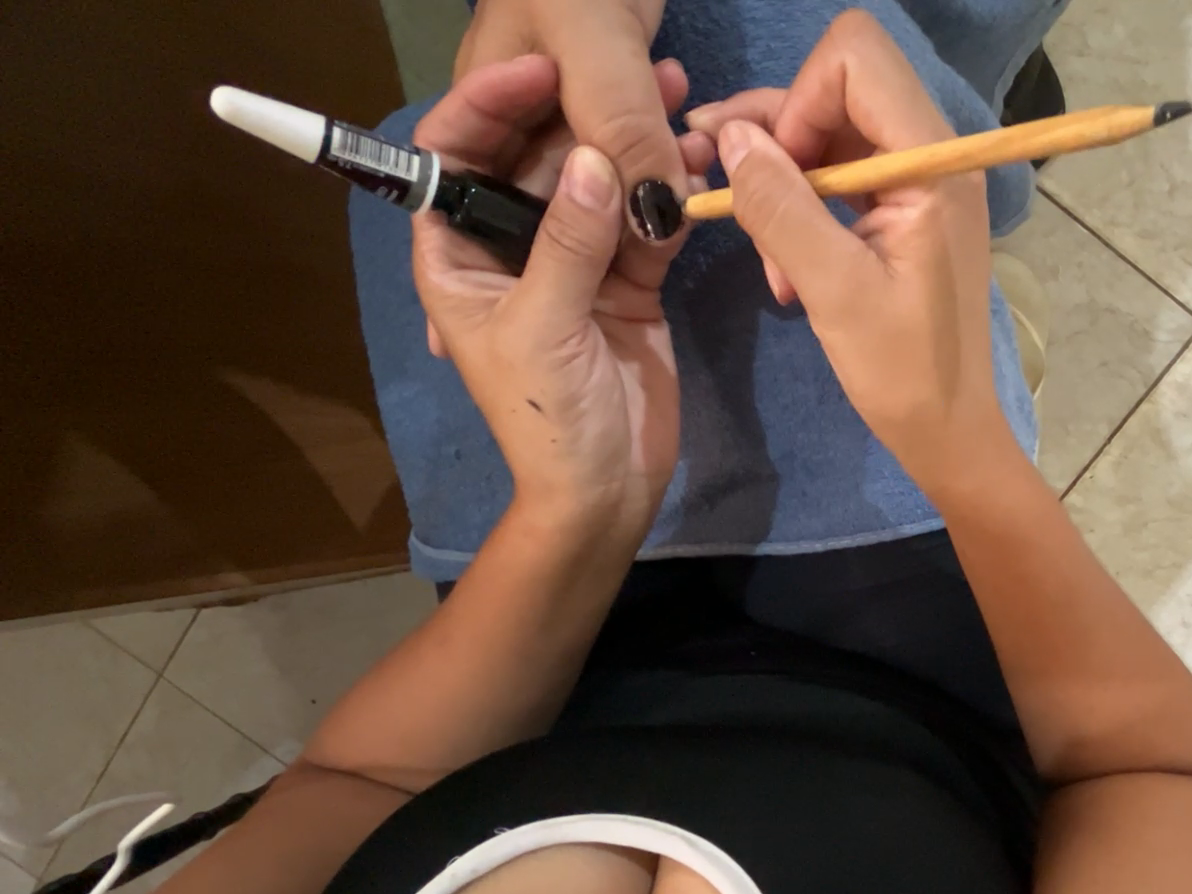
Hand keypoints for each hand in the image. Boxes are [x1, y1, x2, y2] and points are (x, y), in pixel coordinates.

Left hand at [413, 57, 681, 543]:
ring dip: (636, 158)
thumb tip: (599, 163)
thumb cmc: (548, 418)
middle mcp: (517, 248)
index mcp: (461, 254)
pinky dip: (667, 209)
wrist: (609, 485)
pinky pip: (646, 234)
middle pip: (540, 166)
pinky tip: (694, 174)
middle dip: (581, 122)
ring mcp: (580, 266)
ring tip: (682, 112)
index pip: (456, 159)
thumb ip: (568, 246)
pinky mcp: (632, 287)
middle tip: (637, 75)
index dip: (489, 107)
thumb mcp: (543, 327)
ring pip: (603, 195)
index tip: (541, 70)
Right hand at [457, 0, 688, 240]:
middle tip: (679, 197)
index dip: (565, 230)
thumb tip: (659, 220)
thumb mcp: (590, 50)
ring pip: (615, 180)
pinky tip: (697, 137)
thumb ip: (622, 134)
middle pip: (568, 200)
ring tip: (696, 160)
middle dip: (627, 205)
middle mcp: (523, 127)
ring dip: (659, 178)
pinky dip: (672, 150)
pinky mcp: (616, 109)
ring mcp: (571, 117)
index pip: (505, 201)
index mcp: (485, 115)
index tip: (632, 231)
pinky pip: (644, 150)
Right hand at [685, 12, 1021, 498]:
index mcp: (933, 166)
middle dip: (777, 142)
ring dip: (783, 188)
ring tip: (764, 257)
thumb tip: (730, 137)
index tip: (778, 176)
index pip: (856, 60)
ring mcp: (919, 189)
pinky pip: (839, 184)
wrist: (947, 430)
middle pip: (836, 93)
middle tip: (727, 201)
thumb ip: (781, 208)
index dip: (798, 102)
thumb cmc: (903, 375)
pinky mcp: (904, 218)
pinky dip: (803, 214)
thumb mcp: (834, 292)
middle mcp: (932, 160)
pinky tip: (785, 268)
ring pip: (829, 139)